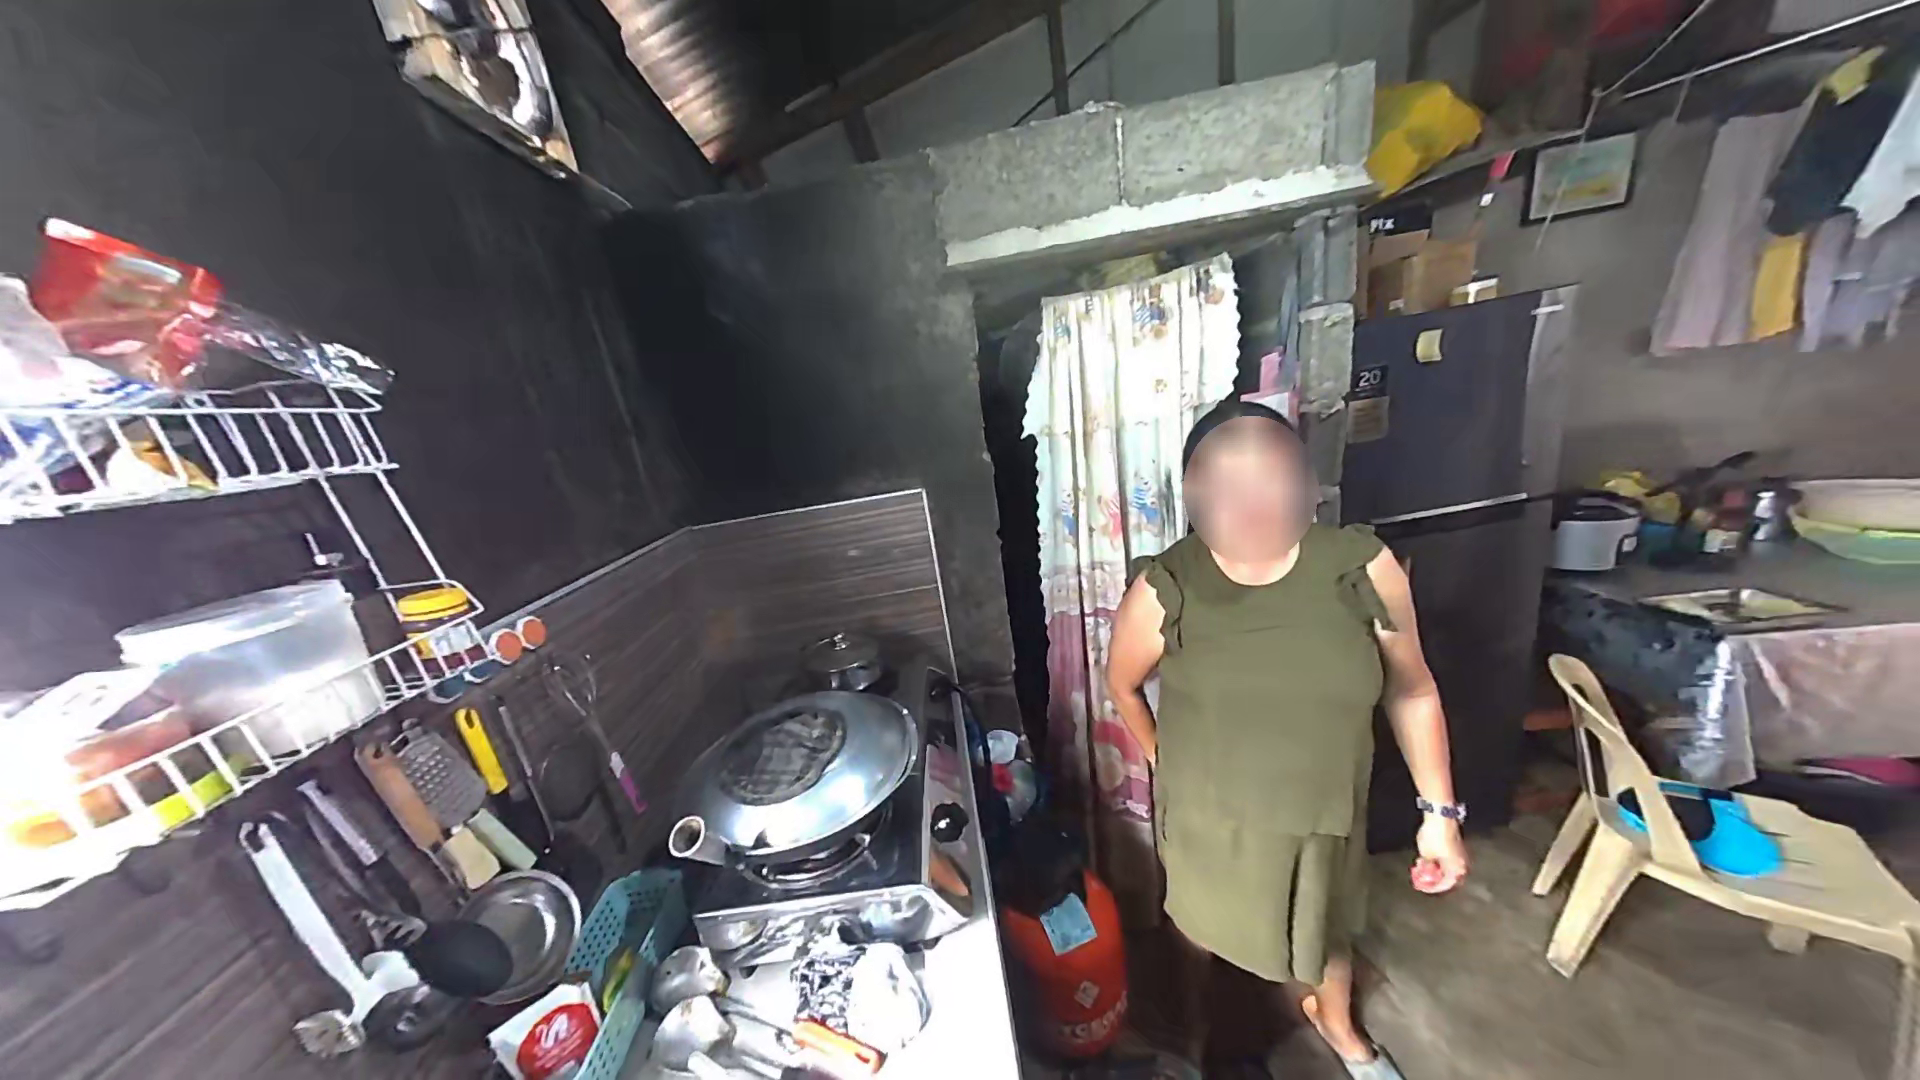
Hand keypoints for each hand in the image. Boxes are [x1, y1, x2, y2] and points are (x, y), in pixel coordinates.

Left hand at [1411, 815, 1467, 893]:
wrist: (1440, 817)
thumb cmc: (1434, 837)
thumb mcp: (1426, 854)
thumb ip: (1427, 866)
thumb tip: (1426, 872)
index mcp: (1457, 870)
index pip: (1446, 884)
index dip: (1433, 887)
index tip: (1421, 887)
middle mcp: (1463, 865)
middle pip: (1448, 877)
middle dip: (1434, 878)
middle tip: (1421, 877)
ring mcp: (1461, 855)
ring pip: (1448, 867)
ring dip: (1435, 869)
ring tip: (1421, 866)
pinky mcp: (1456, 846)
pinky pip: (1448, 859)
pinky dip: (1438, 861)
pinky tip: (1427, 857)